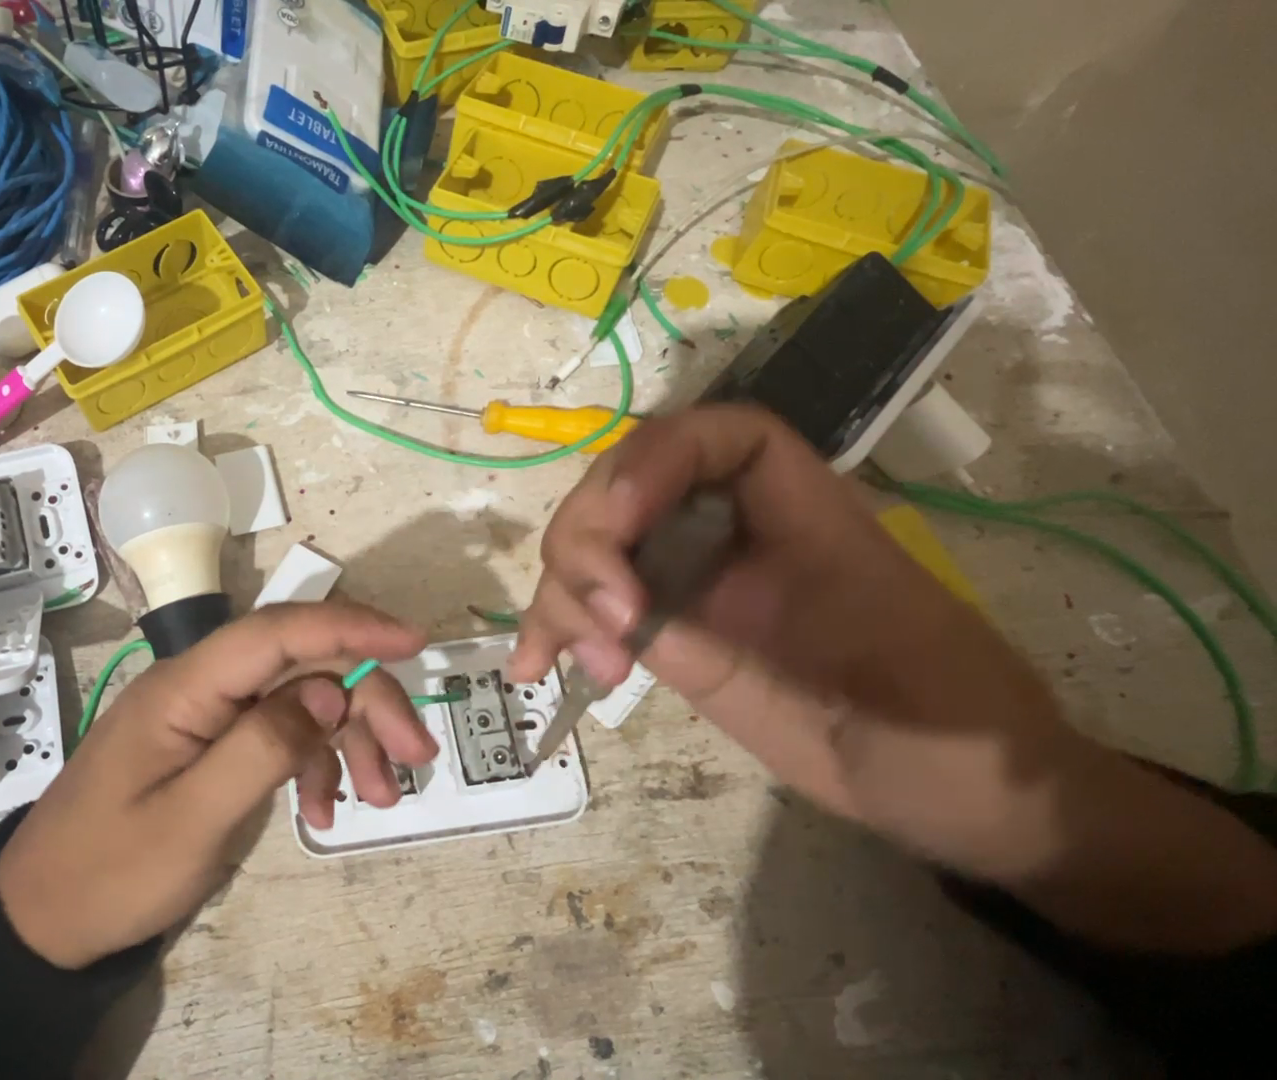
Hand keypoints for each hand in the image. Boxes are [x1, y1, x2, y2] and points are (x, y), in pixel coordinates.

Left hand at [0, 601, 434, 968]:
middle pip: (301, 665)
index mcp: (186, 687)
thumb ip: (263, 747)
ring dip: (348, 740)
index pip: (278, 631)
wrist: (45, 920)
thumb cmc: (112, 872)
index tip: (415, 641)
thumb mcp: (193, 819)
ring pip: (299, 700)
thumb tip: (331, 688)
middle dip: (366, 701)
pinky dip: (312, 766)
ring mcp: (207, 716)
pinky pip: (278, 736)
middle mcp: (200, 686)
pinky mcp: (211, 745)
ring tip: (381, 798)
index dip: (351, 626)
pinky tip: (323, 811)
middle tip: (414, 758)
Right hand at [508, 403, 1065, 815]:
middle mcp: (737, 535)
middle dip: (590, 537)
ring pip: (596, 545)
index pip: (726, 438)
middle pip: (630, 485)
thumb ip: (720, 649)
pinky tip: (531, 666)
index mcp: (804, 519)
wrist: (963, 793)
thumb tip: (617, 615)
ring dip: (564, 592)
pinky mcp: (671, 627)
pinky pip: (596, 607)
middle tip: (601, 616)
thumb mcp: (842, 685)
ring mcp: (696, 581)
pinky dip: (556, 627)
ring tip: (583, 661)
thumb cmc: (940, 734)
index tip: (623, 525)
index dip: (659, 458)